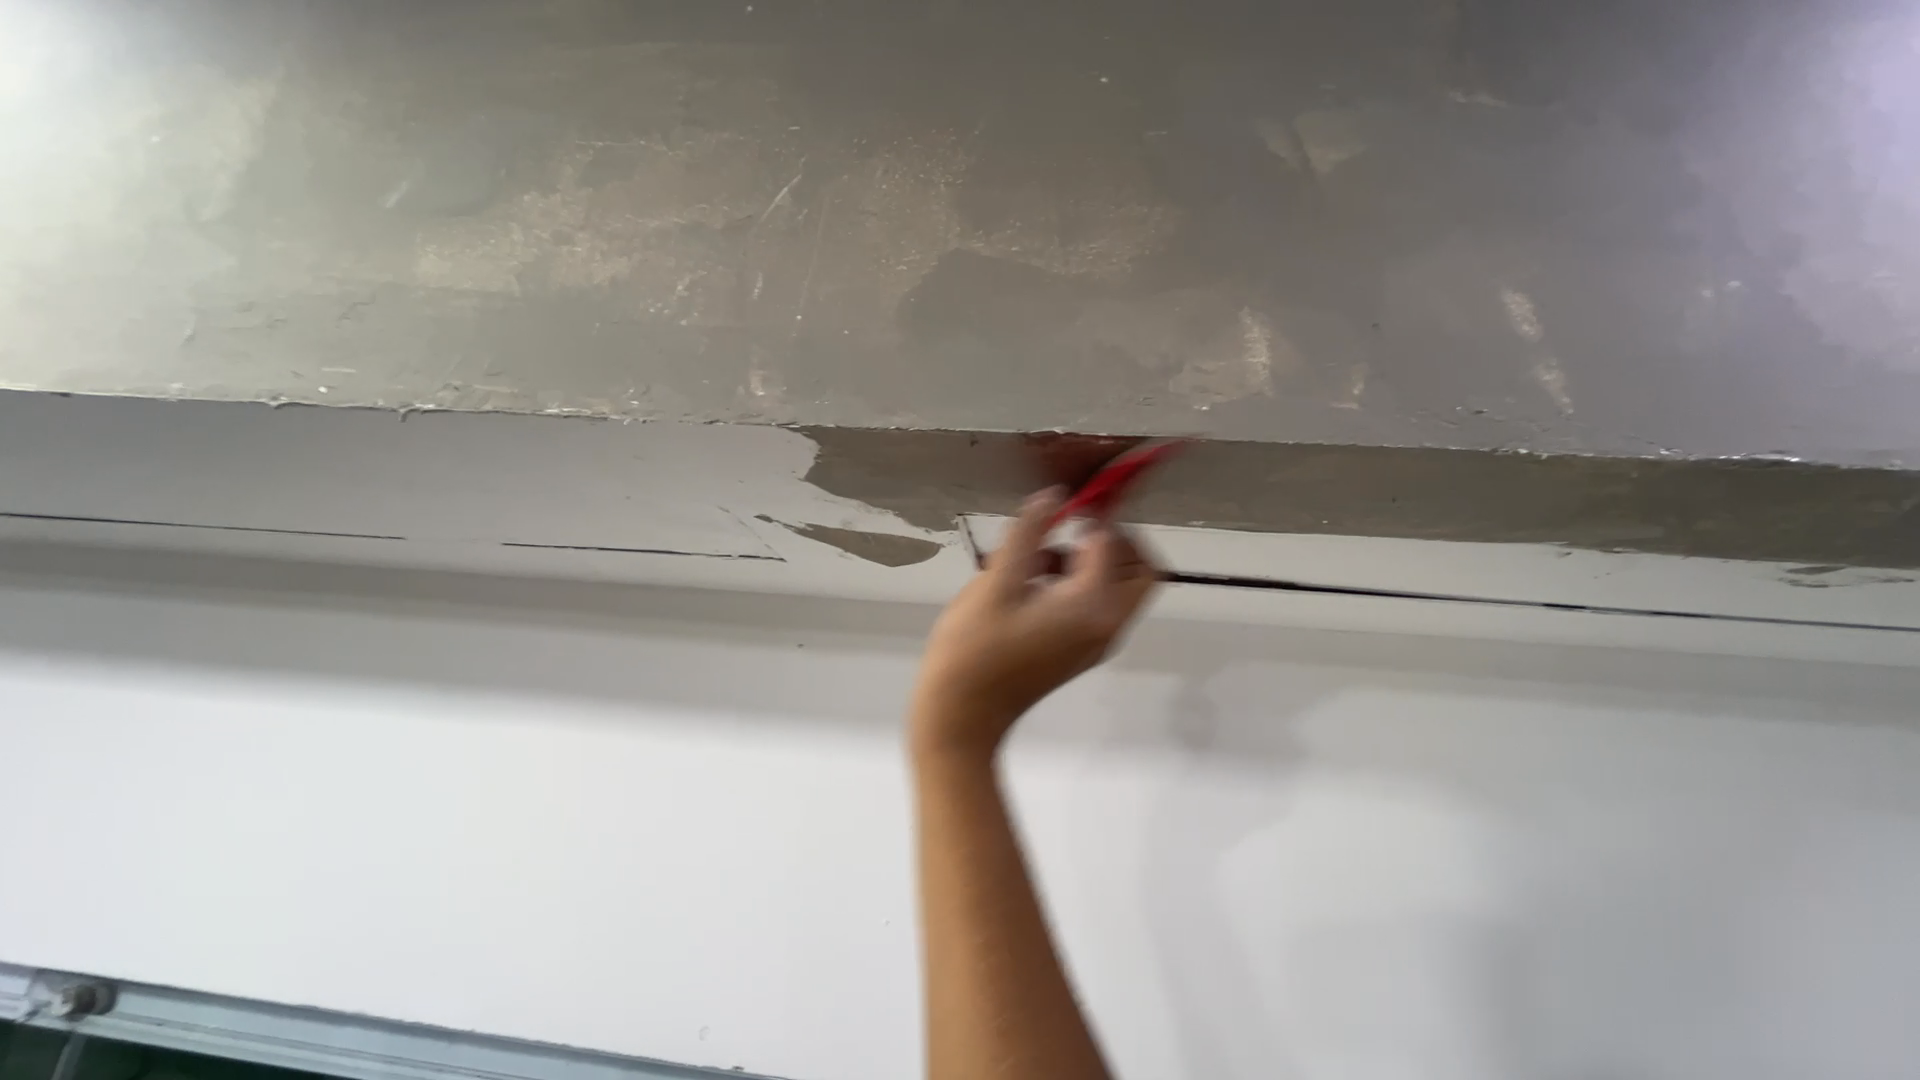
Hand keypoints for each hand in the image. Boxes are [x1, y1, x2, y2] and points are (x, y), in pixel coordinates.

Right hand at [911, 487, 1161, 758]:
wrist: (961, 717)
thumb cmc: (974, 647)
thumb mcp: (996, 582)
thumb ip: (1029, 534)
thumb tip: (1054, 497)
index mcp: (1094, 605)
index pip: (1116, 544)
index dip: (1092, 516)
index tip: (1059, 508)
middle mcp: (1108, 624)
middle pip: (1140, 570)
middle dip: (1110, 541)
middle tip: (1063, 530)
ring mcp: (1096, 642)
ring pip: (1119, 588)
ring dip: (1088, 563)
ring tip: (1030, 561)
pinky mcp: (1079, 652)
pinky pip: (1097, 607)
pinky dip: (1076, 587)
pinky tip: (1026, 587)